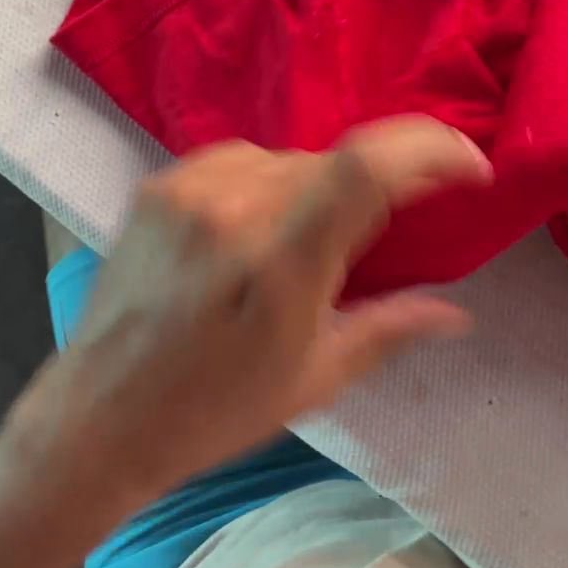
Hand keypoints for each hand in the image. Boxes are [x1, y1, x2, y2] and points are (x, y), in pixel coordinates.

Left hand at [17, 116, 491, 494]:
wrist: (98, 417)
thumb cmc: (213, 413)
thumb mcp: (312, 380)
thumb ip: (389, 330)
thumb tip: (458, 314)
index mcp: (277, 262)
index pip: (365, 168)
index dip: (430, 150)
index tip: (469, 169)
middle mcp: (230, 206)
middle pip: (334, 165)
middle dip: (372, 193)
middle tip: (370, 246)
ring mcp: (187, 188)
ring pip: (289, 162)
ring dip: (317, 192)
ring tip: (301, 250)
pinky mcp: (158, 184)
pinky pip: (241, 161)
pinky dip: (269, 186)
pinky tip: (255, 231)